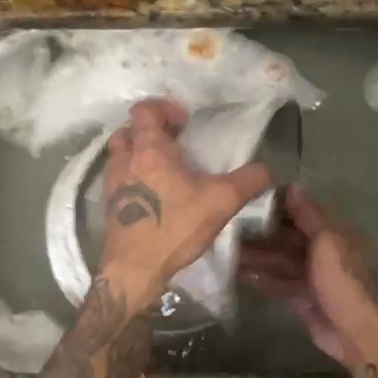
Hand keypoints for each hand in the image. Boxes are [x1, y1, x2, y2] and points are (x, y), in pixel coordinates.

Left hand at [99, 99, 273, 307]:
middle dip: (149, 130)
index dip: (164, 108)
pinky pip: (118, 179)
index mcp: (149, 149)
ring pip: (120, 155)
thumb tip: (267, 169)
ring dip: (138, 153)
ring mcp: (112, 184)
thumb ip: (249, 180)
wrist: (134, 269)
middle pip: (128, 130)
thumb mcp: (222, 201)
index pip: (144, 110)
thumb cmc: (175, 227)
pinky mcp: (110, 206)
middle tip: (173, 143)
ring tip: (164, 168)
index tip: (185, 120)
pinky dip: (133, 177)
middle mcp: (125, 160)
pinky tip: (154, 195)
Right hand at [238, 184, 377, 365]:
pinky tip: (239, 273)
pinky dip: (262, 278)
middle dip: (261, 233)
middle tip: (228, 226)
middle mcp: (322, 251)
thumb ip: (308, 215)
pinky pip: (278, 283)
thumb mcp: (327, 241)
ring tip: (228, 250)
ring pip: (279, 261)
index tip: (246, 198)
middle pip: (286, 237)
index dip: (276, 205)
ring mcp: (311, 276)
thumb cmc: (342, 280)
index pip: (301, 212)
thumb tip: (291, 185)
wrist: (355, 332)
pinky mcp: (301, 298)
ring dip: (257, 256)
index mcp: (332, 233)